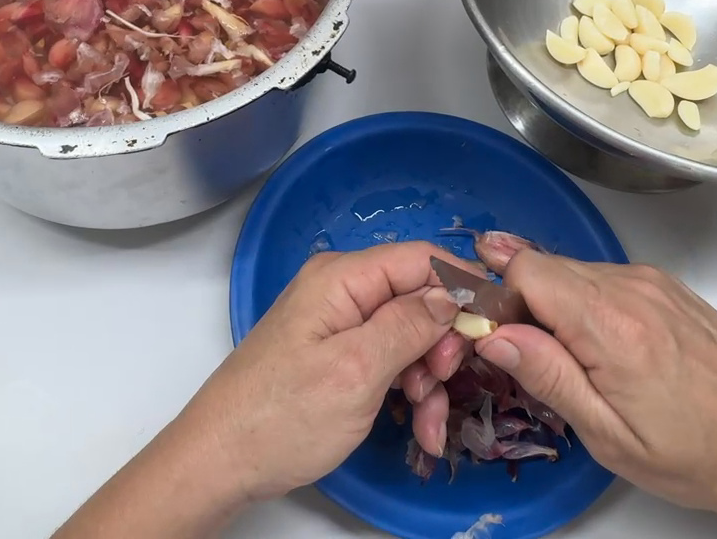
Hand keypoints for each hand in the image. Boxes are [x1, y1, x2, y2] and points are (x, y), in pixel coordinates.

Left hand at [54, 242, 462, 538]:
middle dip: (441, 345)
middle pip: (417, 298)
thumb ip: (408, 325)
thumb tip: (452, 294)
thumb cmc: (284, 415)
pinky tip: (418, 428)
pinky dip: (408, 389)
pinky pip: (387, 357)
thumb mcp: (356, 370)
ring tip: (428, 424)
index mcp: (342, 277)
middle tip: (441, 387)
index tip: (493, 329)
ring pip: (408, 334)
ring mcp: (337, 321)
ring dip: (428, 378)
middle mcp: (341, 288)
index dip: (461, 288)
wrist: (223, 458)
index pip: (420, 258)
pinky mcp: (336, 351)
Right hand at [471, 250, 716, 538]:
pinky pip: (601, 276)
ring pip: (570, 269)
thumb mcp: (607, 435)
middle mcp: (630, 286)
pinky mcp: (664, 284)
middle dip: (520, 299)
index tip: (497, 336)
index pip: (524, 270)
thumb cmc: (695, 455)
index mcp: (610, 324)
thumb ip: (545, 375)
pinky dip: (584, 299)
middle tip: (524, 349)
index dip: (499, 298)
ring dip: (552, 300)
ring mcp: (650, 280)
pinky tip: (601, 342)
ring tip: (570, 354)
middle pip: (543, 264)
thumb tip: (491, 333)